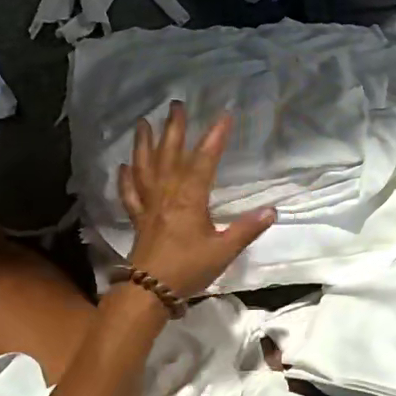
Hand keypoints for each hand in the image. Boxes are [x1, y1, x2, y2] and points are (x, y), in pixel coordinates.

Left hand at [118, 102, 274, 297]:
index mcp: (189, 199)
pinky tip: (124, 166)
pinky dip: (126, 179)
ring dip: (145, 144)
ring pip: (145, 168)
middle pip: (170, 156)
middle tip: (176, 105)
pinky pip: (130, 194)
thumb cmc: (189, 268)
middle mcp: (167, 195)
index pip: (204, 161)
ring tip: (144, 123)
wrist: (150, 289)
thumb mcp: (224, 250)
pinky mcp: (139, 220)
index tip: (223, 116)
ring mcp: (149, 206)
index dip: (214, 137)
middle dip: (174, 129)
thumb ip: (246, 229)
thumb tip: (271, 211)